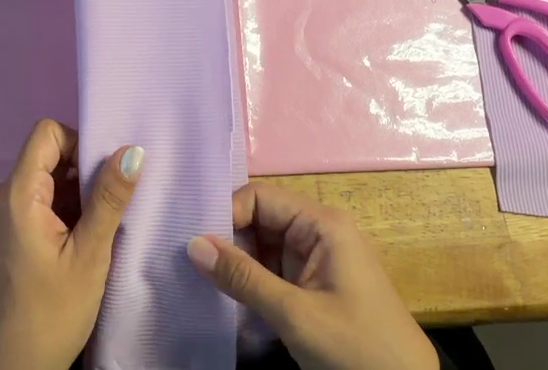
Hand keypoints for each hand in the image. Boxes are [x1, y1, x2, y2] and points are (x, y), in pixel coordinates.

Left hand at [0, 119, 142, 369]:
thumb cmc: (50, 313)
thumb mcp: (89, 255)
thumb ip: (109, 199)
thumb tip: (131, 150)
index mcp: (18, 193)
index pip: (47, 133)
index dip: (79, 142)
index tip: (105, 174)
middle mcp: (4, 196)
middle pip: (47, 155)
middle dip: (83, 171)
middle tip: (113, 202)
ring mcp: (4, 217)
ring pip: (47, 181)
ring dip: (77, 194)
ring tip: (104, 226)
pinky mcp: (8, 236)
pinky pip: (40, 204)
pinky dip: (65, 212)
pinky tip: (87, 241)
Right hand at [186, 182, 437, 369]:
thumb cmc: (356, 349)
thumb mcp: (295, 315)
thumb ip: (243, 278)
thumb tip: (192, 244)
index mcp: (322, 224)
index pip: (259, 198)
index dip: (226, 215)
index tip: (193, 245)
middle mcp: (319, 233)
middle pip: (259, 221)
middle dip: (228, 241)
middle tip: (190, 265)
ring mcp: (318, 261)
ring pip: (263, 249)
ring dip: (237, 266)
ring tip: (201, 282)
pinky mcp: (315, 288)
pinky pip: (273, 273)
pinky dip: (251, 284)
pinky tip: (227, 298)